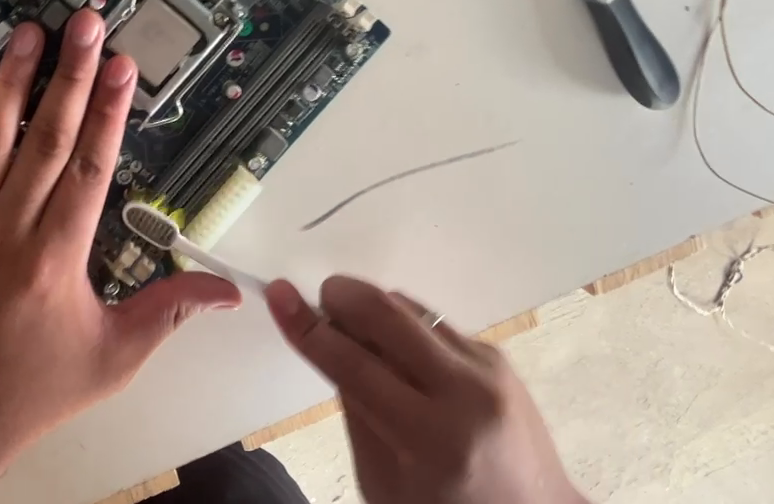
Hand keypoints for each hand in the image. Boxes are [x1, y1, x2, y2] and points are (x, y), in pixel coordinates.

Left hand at [0, 11, 239, 502]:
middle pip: (44, 139)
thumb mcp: (113, 358)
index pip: (89, 168)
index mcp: (55, 260)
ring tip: (29, 33)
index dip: (108, 111)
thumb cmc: (32, 389)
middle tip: (84, 24)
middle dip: (69, 75)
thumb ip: (169, 311)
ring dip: (11, 82)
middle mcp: (6, 233)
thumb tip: (228, 290)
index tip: (121, 66)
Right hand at [266, 276, 584, 503]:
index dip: (307, 326)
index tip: (278, 292)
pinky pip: (431, 320)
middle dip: (340, 296)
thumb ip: (354, 405)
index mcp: (433, 438)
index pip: (353, 364)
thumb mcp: (383, 480)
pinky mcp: (495, 351)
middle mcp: (466, 392)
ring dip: (371, 314)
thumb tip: (327, 338)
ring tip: (363, 346)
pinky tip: (403, 360)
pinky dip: (402, 329)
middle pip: (385, 312)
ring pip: (406, 307)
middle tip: (318, 301)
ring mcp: (487, 366)